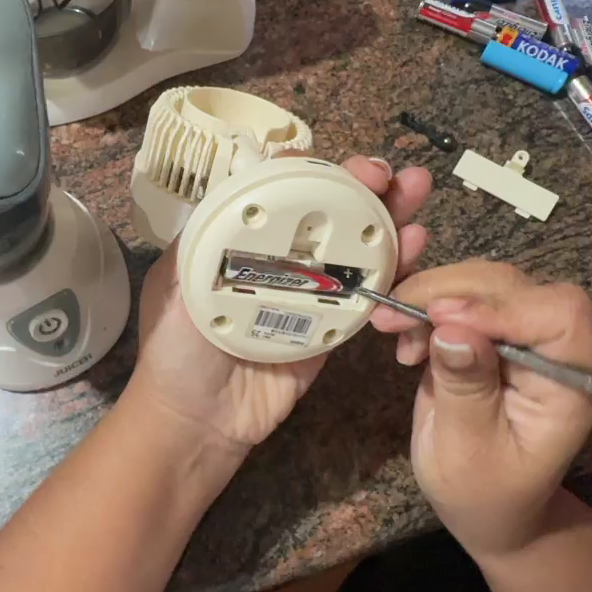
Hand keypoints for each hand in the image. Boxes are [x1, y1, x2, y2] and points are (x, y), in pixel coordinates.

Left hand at [121, 157, 431, 452]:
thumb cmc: (175, 353)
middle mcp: (277, 259)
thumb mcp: (177, 287)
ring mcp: (309, 292)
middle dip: (363, 186)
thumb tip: (241, 190)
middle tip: (393, 177)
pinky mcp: (332, 327)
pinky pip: (366, 294)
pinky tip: (413, 248)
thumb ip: (208, 241)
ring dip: (388, 217)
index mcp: (237, 239)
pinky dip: (393, 270)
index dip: (313, 172)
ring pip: (354, 246)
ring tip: (415, 197)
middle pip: (326, 212)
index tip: (341, 167)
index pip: (280, 190)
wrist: (198, 424)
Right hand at [368, 260, 591, 560]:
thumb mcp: (467, 450)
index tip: (439, 319)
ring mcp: (523, 333)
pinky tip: (404, 335)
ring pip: (481, 281)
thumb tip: (450, 329)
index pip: (557, 316)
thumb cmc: (484, 491)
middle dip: (447, 292)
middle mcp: (555, 347)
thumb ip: (465, 388)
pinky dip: (424, 304)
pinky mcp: (490, 329)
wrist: (487, 504)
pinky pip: (460, 294)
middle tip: (390, 317)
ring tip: (390, 327)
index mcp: (571, 381)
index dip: (500, 307)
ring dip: (428, 294)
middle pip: (512, 286)